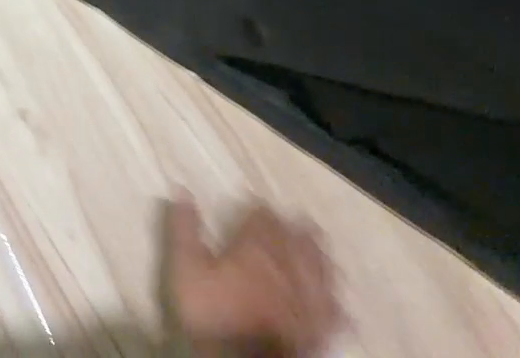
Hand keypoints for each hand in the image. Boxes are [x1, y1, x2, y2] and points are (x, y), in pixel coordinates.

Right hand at [167, 197, 341, 357]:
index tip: (258, 202)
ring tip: (320, 245)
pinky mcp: (318, 330)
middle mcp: (287, 269)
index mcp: (255, 250)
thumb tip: (181, 189)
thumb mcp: (185, 266)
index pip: (263, 220)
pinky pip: (334, 312)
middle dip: (296, 228)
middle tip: (298, 217)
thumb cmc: (212, 311)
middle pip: (297, 241)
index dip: (261, 210)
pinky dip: (335, 302)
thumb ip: (184, 229)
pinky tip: (338, 302)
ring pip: (320, 270)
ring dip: (320, 255)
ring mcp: (307, 300)